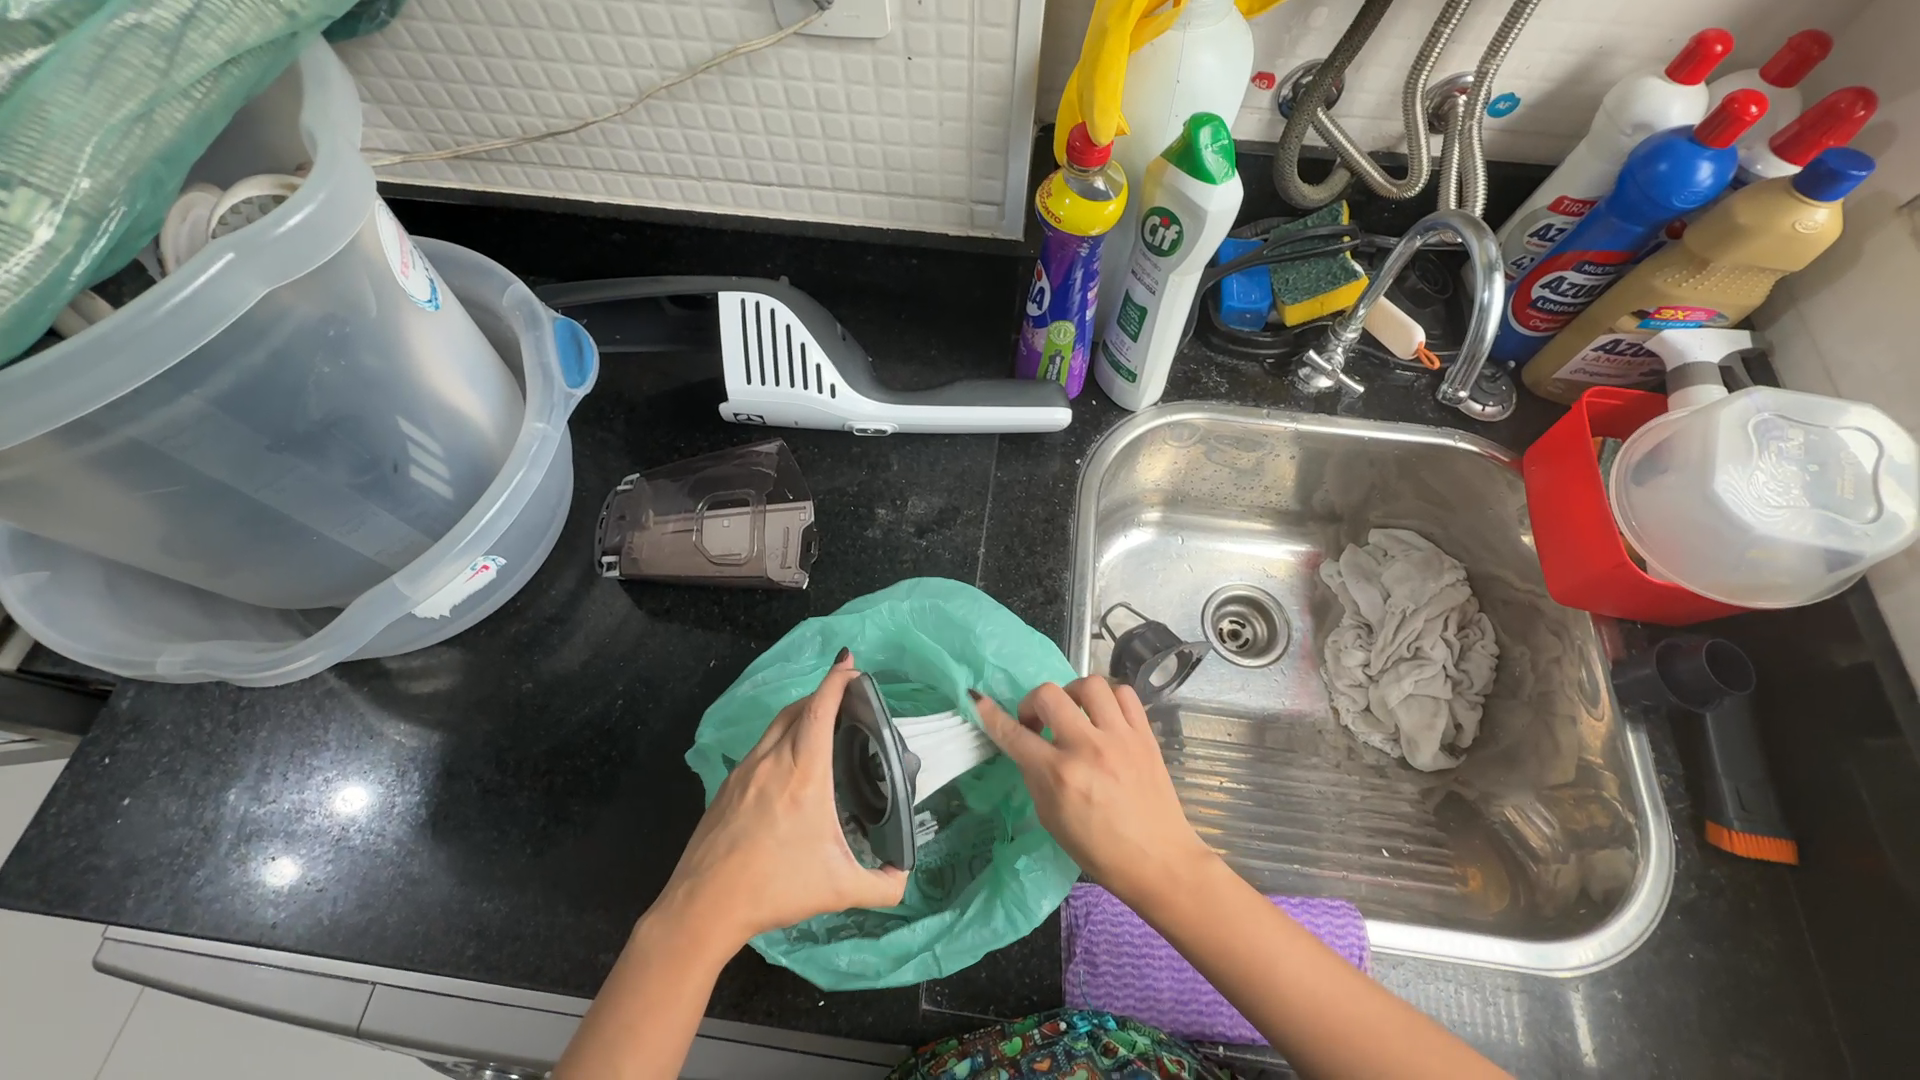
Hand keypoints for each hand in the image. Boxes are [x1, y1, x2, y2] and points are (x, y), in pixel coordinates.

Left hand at [651, 651, 907, 949]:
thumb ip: (881, 886)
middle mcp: (772, 761)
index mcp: (803, 773)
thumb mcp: (838, 890)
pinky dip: (781, 737)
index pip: (819, 710)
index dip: (836, 680)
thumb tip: (904, 878)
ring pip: (776, 726)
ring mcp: (745, 771)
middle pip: (798, 709)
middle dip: (823, 694)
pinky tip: (789, 764)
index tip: (850, 664)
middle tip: (847, 696)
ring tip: (822, 724)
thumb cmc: (774, 888)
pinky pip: (761, 747)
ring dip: (800, 714)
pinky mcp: (727, 786)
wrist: (704, 904)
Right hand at [971, 677, 1214, 907]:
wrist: (1158, 861)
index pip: (1014, 735)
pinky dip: (1108, 698)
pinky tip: (1102, 716)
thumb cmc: (1098, 850)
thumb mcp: (1051, 818)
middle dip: (1032, 703)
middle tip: (1037, 723)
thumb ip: (1036, 775)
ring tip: (1073, 713)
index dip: (990, 715)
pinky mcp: (1145, 735)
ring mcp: (1120, 738)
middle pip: (1048, 695)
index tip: (978, 701)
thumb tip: (1029, 746)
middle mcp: (1088, 749)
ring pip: (1088, 684)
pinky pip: (1124, 694)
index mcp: (1060, 776)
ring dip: (1071, 694)